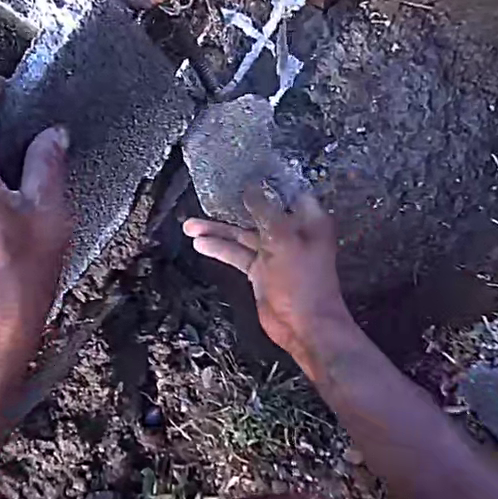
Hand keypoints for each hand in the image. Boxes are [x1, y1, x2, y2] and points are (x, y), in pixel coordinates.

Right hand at [182, 184, 357, 367]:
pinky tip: (199, 243)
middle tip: (207, 196)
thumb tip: (250, 189)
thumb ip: (265, 212)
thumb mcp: (283, 240)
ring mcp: (274, 253)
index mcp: (307, 221)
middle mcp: (291, 233)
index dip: (266, 182)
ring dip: (218, 230)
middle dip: (232, 206)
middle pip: (258, 212)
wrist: (305, 327)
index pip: (286, 192)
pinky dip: (219, 248)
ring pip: (242, 235)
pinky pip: (237, 254)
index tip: (243, 172)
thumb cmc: (302, 282)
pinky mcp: (260, 270)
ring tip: (190, 224)